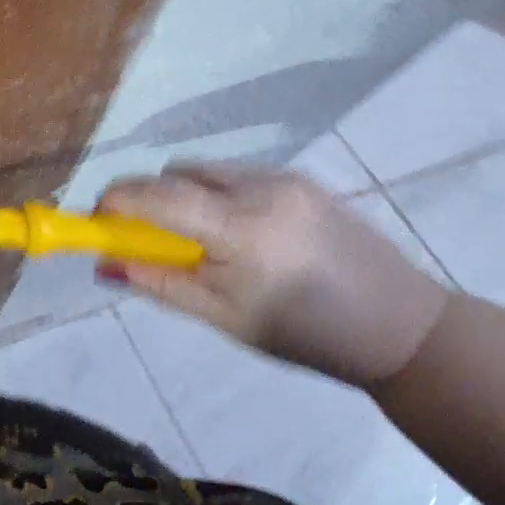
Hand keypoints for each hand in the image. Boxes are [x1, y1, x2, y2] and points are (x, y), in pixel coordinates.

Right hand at [95, 165, 450, 387]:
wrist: (408, 332)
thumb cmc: (308, 335)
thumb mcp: (225, 318)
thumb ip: (159, 284)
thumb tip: (102, 263)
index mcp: (240, 231)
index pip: (155, 196)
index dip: (115, 201)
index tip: (95, 219)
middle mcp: (259, 191)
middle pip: (174, 174)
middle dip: (150, 199)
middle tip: (152, 238)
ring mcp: (284, 179)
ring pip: (203, 169)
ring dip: (185, 194)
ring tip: (204, 237)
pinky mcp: (302, 179)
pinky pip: (235, 174)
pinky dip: (218, 194)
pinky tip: (242, 232)